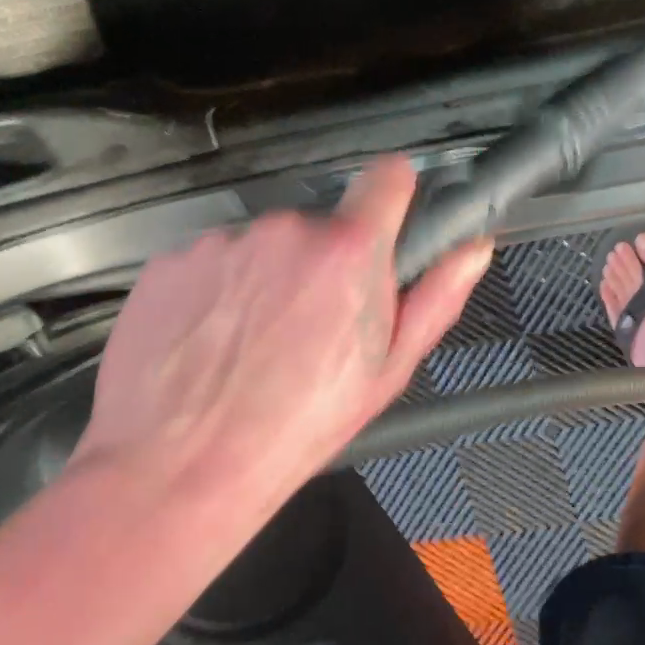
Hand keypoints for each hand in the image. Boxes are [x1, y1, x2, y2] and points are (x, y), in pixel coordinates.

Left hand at [72, 155, 493, 499]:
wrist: (178, 469)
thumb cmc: (292, 426)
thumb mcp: (388, 369)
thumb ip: (437, 296)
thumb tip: (473, 250)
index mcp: (349, 251)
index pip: (388, 175)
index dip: (395, 193)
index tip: (390, 216)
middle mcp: (287, 231)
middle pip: (325, 221)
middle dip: (328, 258)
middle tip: (318, 319)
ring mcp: (224, 242)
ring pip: (268, 242)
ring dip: (272, 273)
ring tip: (261, 338)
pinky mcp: (172, 261)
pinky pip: (216, 258)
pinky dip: (222, 287)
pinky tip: (220, 338)